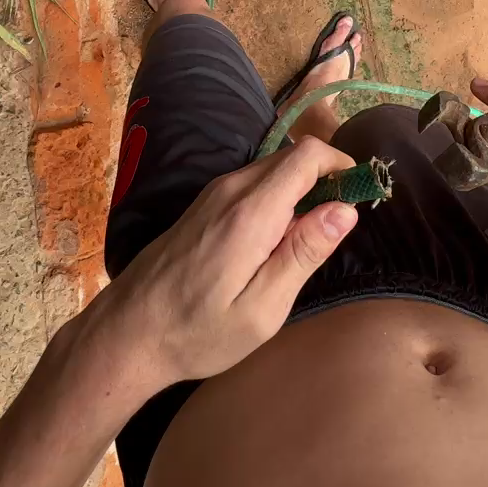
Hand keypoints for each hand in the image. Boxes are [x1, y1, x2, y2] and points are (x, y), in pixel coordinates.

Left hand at [94, 136, 359, 389]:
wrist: (128, 331)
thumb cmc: (198, 331)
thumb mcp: (262, 310)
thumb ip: (304, 254)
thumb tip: (346, 209)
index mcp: (251, 211)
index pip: (307, 155)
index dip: (341, 165)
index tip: (359, 195)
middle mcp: (232, 188)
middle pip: (293, 156)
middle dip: (326, 176)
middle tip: (338, 224)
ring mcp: (215, 191)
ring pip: (274, 167)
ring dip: (302, 187)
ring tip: (308, 239)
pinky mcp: (207, 201)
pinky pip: (255, 181)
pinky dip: (279, 195)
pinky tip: (276, 240)